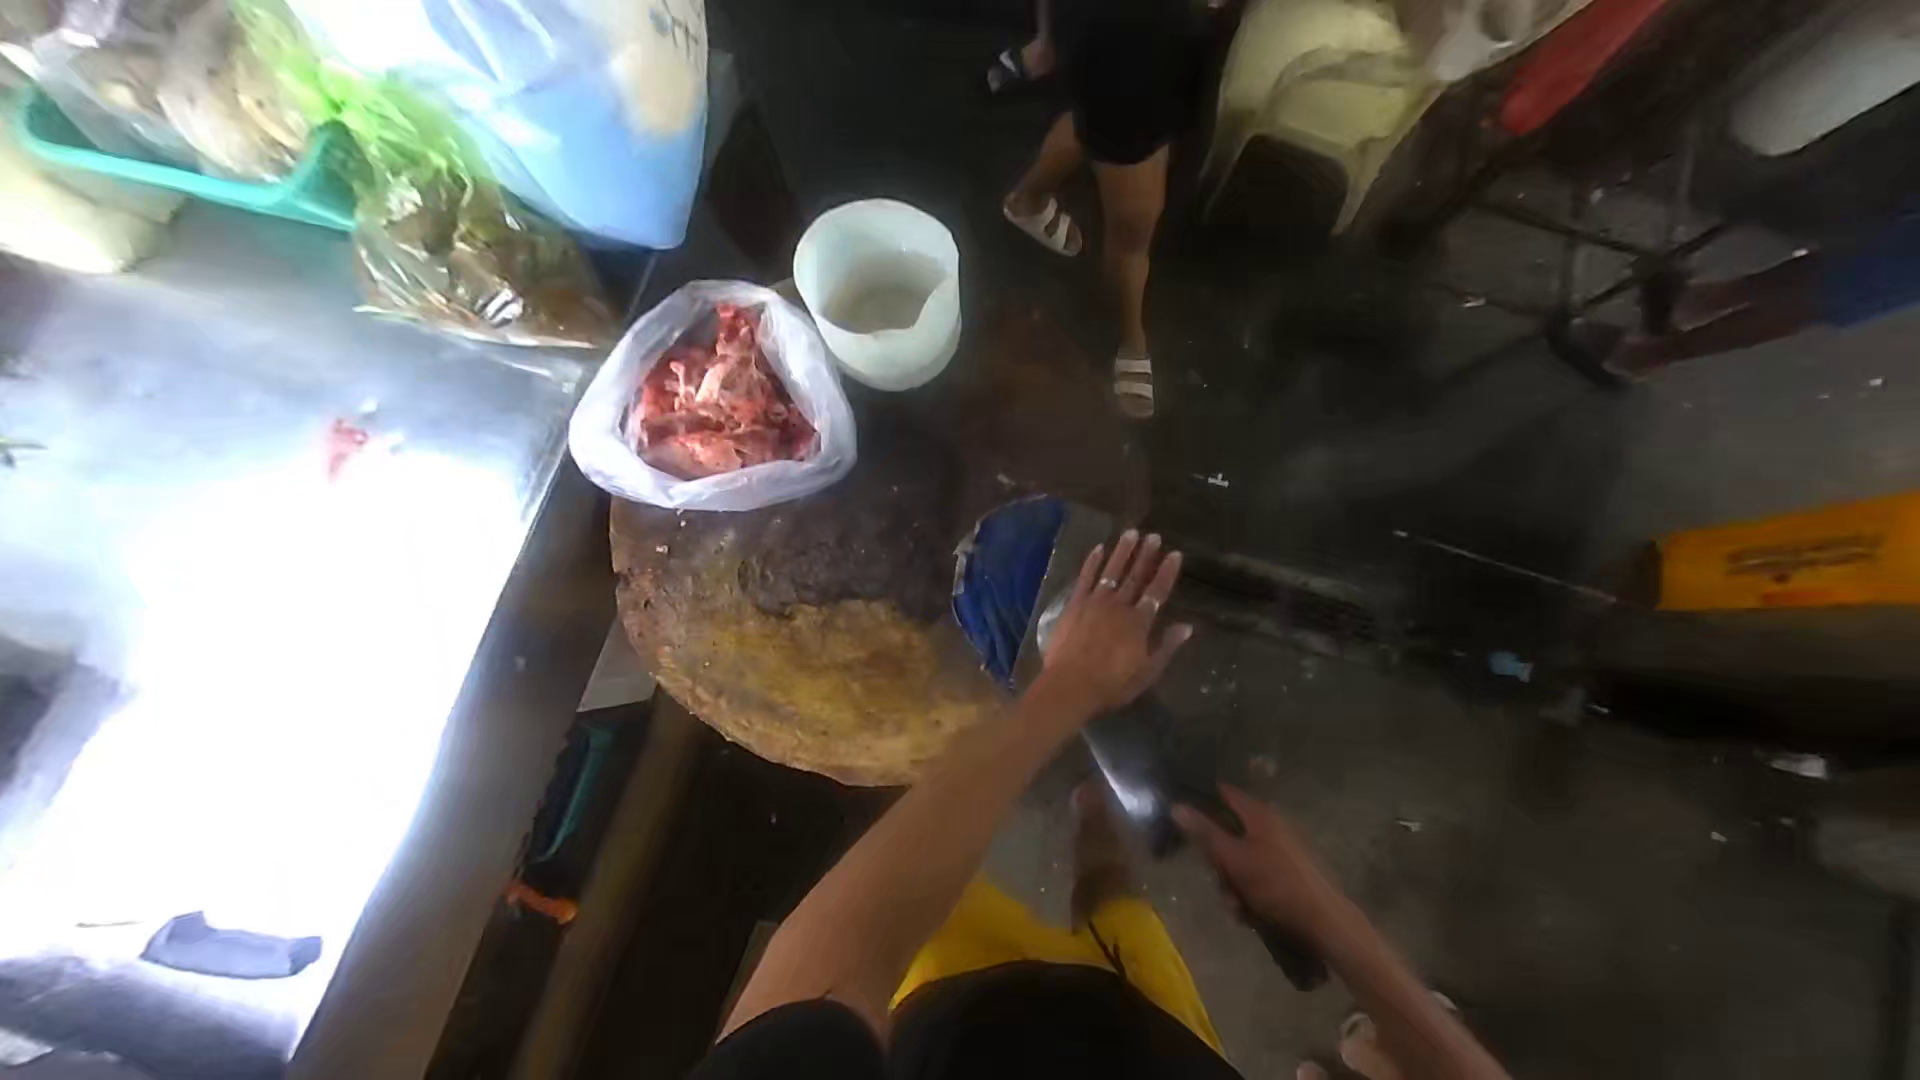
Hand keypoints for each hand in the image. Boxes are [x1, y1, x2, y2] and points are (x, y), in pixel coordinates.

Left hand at [1039, 530, 1192, 712]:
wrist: (1070, 684)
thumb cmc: (1111, 684)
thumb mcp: (1147, 672)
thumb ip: (1167, 647)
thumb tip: (1187, 626)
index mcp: (1139, 622)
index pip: (1157, 591)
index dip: (1167, 572)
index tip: (1175, 554)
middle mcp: (1119, 606)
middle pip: (1135, 576)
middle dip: (1146, 555)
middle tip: (1154, 536)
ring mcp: (1094, 602)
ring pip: (1111, 571)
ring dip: (1122, 552)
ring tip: (1131, 533)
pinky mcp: (1074, 604)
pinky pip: (1085, 578)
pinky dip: (1092, 562)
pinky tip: (1098, 548)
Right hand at [1173, 784, 1344, 937]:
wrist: (1328, 927)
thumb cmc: (1276, 885)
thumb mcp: (1232, 859)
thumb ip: (1204, 832)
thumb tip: (1176, 805)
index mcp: (1259, 814)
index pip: (1224, 793)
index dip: (1202, 801)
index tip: (1185, 818)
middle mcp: (1272, 826)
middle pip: (1230, 831)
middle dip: (1218, 860)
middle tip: (1215, 880)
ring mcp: (1284, 850)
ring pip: (1243, 858)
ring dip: (1233, 883)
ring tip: (1236, 908)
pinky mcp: (1293, 874)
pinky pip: (1260, 875)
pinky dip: (1251, 892)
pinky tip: (1250, 914)